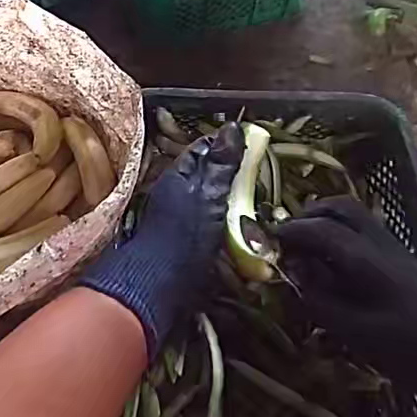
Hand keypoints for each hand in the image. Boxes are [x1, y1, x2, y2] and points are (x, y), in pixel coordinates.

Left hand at [78, 124, 244, 353]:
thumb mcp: (208, 194)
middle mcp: (175, 195)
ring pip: (211, 205)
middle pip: (208, 179)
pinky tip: (242, 240)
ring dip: (232, 208)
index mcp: (178, 177)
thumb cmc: (181, 236)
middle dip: (233, 179)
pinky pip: (212, 232)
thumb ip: (221, 163)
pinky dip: (228, 233)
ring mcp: (178, 223)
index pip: (204, 150)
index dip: (227, 146)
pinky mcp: (186, 249)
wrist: (157, 289)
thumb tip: (233, 127)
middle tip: (260, 181)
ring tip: (256, 209)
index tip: (253, 147)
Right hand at [274, 198, 416, 416]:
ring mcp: (396, 250)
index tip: (266, 239)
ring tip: (306, 248)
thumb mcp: (355, 332)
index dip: (290, 231)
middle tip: (287, 237)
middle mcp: (382, 244)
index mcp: (368, 260)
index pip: (321, 229)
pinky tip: (333, 264)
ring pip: (355, 217)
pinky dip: (341, 236)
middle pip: (341, 208)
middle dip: (309, 215)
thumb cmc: (411, 352)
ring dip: (326, 222)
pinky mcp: (403, 263)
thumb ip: (320, 297)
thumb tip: (292, 270)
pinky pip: (365, 233)